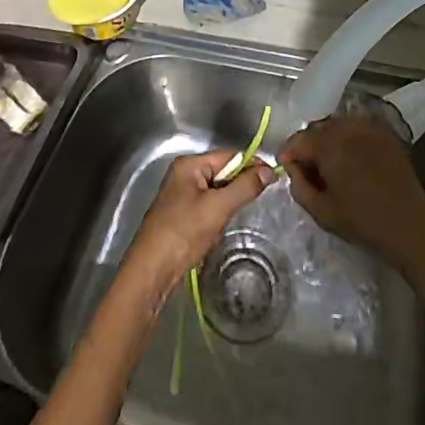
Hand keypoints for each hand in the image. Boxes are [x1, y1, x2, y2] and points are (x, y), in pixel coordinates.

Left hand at [126, 150, 273, 290]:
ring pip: (216, 190)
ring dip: (228, 202)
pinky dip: (217, 213)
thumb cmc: (184, 232)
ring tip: (235, 215)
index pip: (228, 156)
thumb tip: (269, 171)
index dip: (251, 165)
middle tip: (256, 199)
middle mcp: (183, 174)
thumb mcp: (218, 207)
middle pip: (222, 172)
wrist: (152, 268)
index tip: (272, 178)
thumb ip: (245, 187)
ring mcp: (180, 194)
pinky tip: (219, 227)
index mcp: (189, 165)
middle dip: (238, 186)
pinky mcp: (180, 213)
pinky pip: (207, 205)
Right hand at [278, 114, 424, 271]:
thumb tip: (293, 169)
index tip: (285, 166)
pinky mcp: (385, 136)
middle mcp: (348, 130)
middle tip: (306, 167)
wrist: (409, 225)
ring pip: (337, 124)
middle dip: (307, 144)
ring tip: (327, 161)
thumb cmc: (362, 221)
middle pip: (317, 128)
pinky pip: (357, 127)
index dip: (288, 153)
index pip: (299, 140)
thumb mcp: (321, 212)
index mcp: (330, 146)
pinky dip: (347, 137)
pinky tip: (349, 156)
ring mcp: (369, 130)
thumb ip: (299, 186)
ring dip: (327, 138)